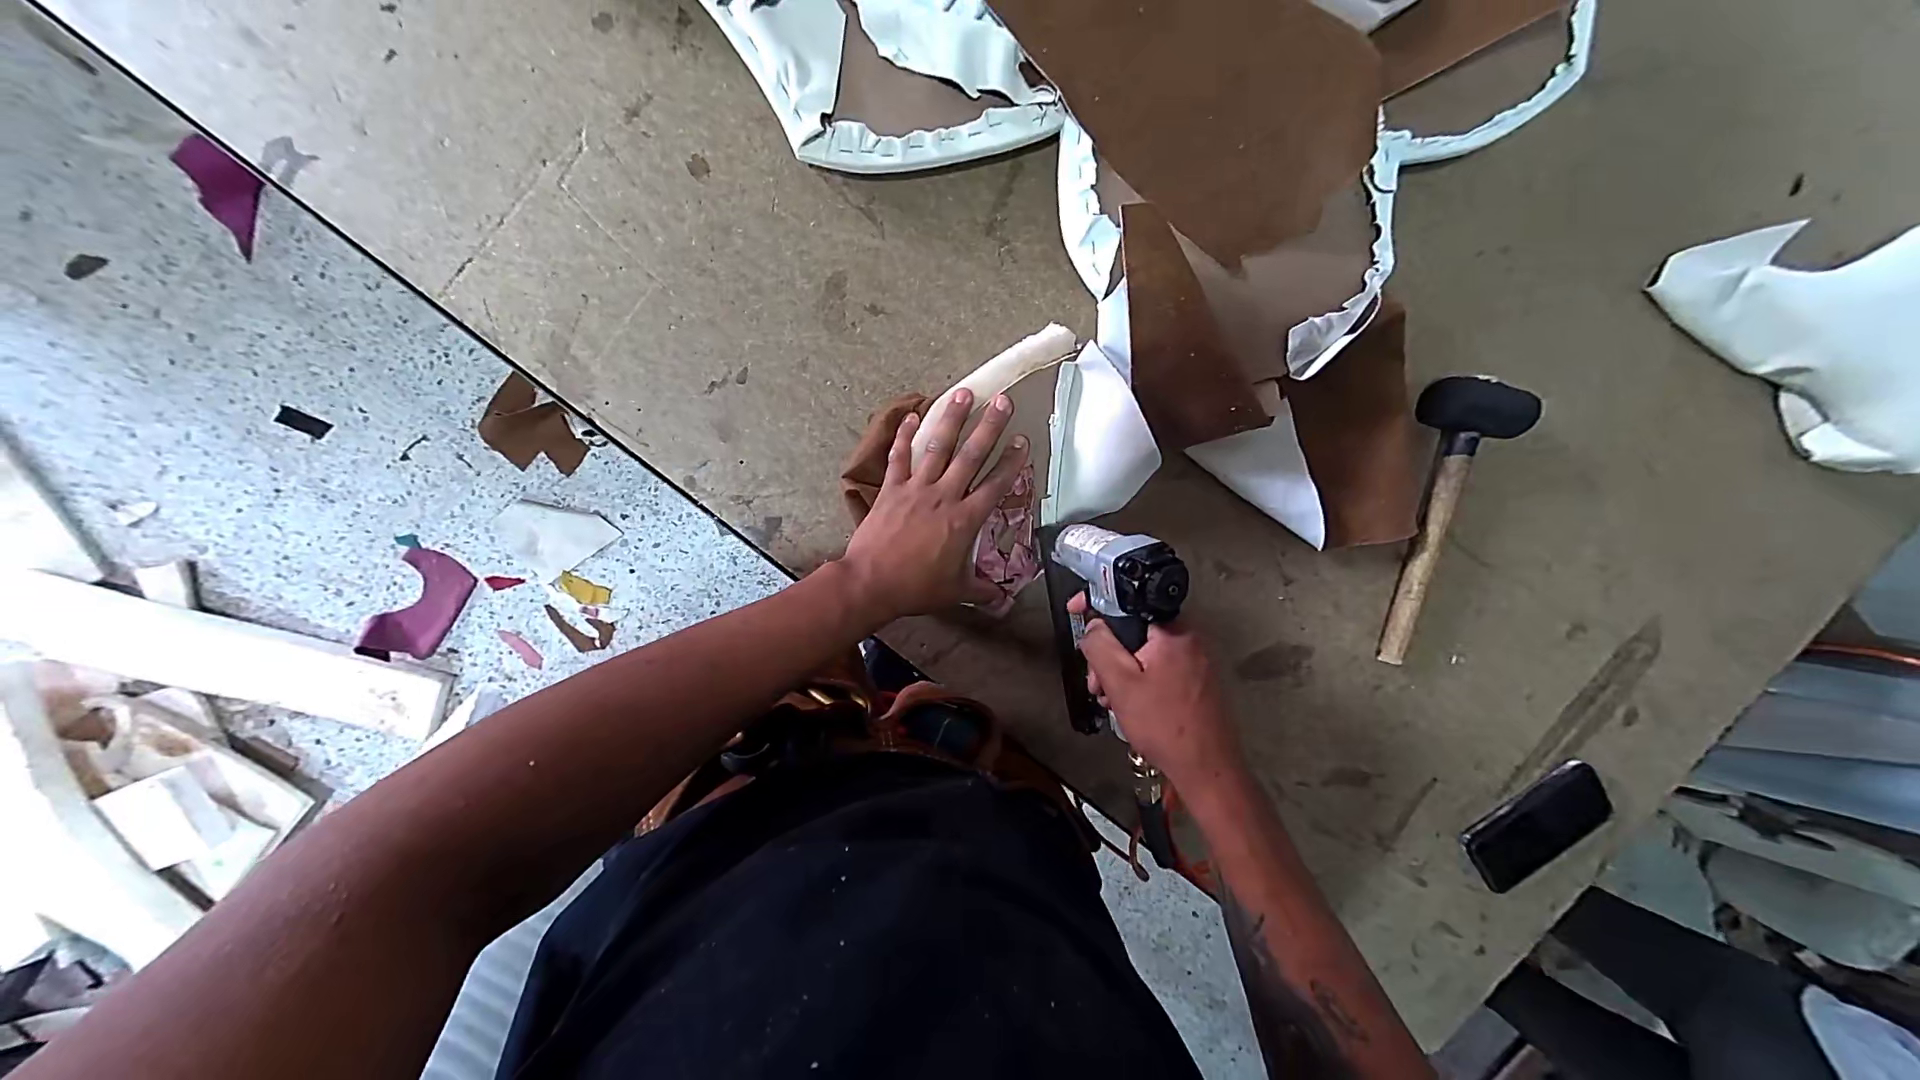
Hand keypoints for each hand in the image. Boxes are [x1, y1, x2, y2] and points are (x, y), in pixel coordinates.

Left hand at [840, 387, 1027, 623]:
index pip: (996, 485)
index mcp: (965, 520)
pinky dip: (904, 436)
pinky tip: (912, 415)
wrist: (872, 582)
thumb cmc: (916, 588)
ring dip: (952, 419)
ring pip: (938, 448)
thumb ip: (981, 590)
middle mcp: (944, 497)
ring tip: (963, 393)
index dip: (1012, 463)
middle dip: (990, 426)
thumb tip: (1001, 598)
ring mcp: (916, 489)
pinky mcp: (891, 489)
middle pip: (971, 456)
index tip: (1023, 442)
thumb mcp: (956, 591)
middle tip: (1002, 402)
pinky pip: (899, 457)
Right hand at [1071, 593, 1244, 789]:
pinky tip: (1129, 706)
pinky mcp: (1194, 681)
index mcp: (1172, 630)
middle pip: (1133, 630)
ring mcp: (1193, 661)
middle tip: (1097, 681)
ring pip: (1142, 652)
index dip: (1097, 604)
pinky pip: (1156, 669)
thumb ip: (1100, 645)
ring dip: (1119, 672)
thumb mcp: (1120, 682)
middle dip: (1106, 653)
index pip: (1128, 600)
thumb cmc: (1165, 725)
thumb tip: (1092, 626)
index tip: (1076, 609)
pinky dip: (1137, 682)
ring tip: (1111, 699)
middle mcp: (1187, 639)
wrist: (1206, 769)